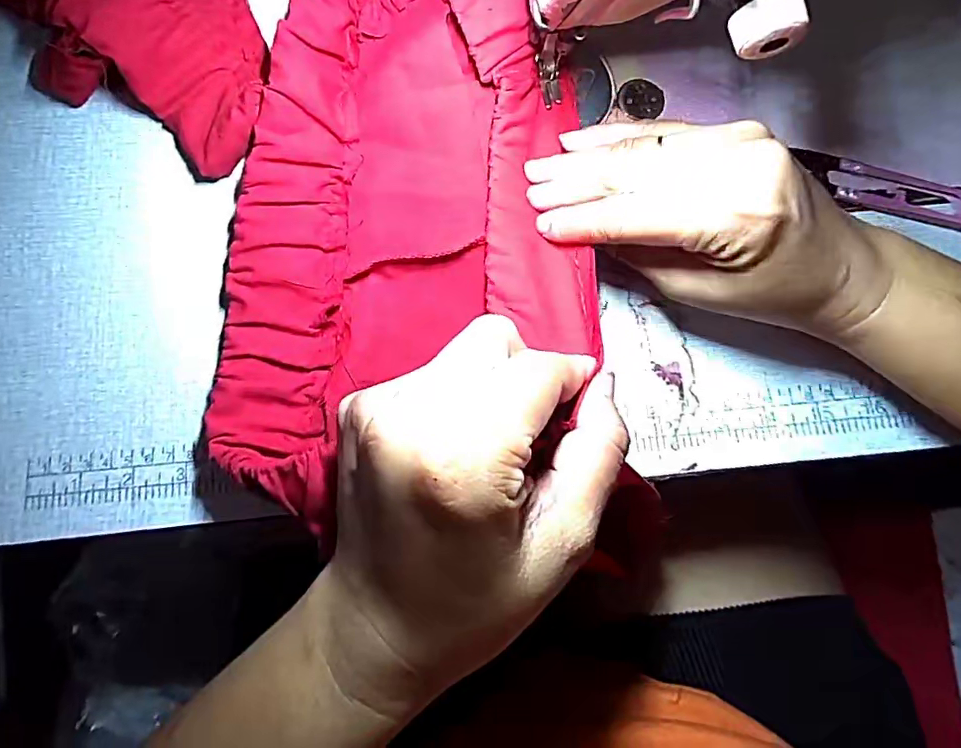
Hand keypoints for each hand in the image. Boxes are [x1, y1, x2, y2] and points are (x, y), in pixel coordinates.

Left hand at [318, 314, 627, 718]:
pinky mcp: (358, 404)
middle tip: (533, 438)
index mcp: (461, 453)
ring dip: (490, 387)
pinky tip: (451, 448)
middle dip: (529, 376)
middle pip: (494, 339)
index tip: (580, 417)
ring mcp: (376, 403)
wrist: (375, 620)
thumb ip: (597, 454)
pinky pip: (429, 371)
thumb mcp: (562, 545)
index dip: (573, 383)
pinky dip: (454, 396)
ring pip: (463, 352)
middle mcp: (409, 412)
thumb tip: (602, 385)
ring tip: (488, 449)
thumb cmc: (474, 600)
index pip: (536, 367)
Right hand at [524, 119, 893, 339]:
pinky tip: (581, 138)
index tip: (540, 223)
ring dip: (587, 156)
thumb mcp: (695, 290)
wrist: (842, 267)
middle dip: (575, 181)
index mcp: (733, 218)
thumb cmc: (772, 292)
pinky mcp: (736, 129)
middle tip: (531, 186)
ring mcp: (740, 140)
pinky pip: (664, 130)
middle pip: (634, 172)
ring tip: (544, 165)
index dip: (581, 219)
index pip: (634, 214)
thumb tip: (579, 229)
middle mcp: (738, 168)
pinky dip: (620, 135)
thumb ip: (634, 254)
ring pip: (642, 147)